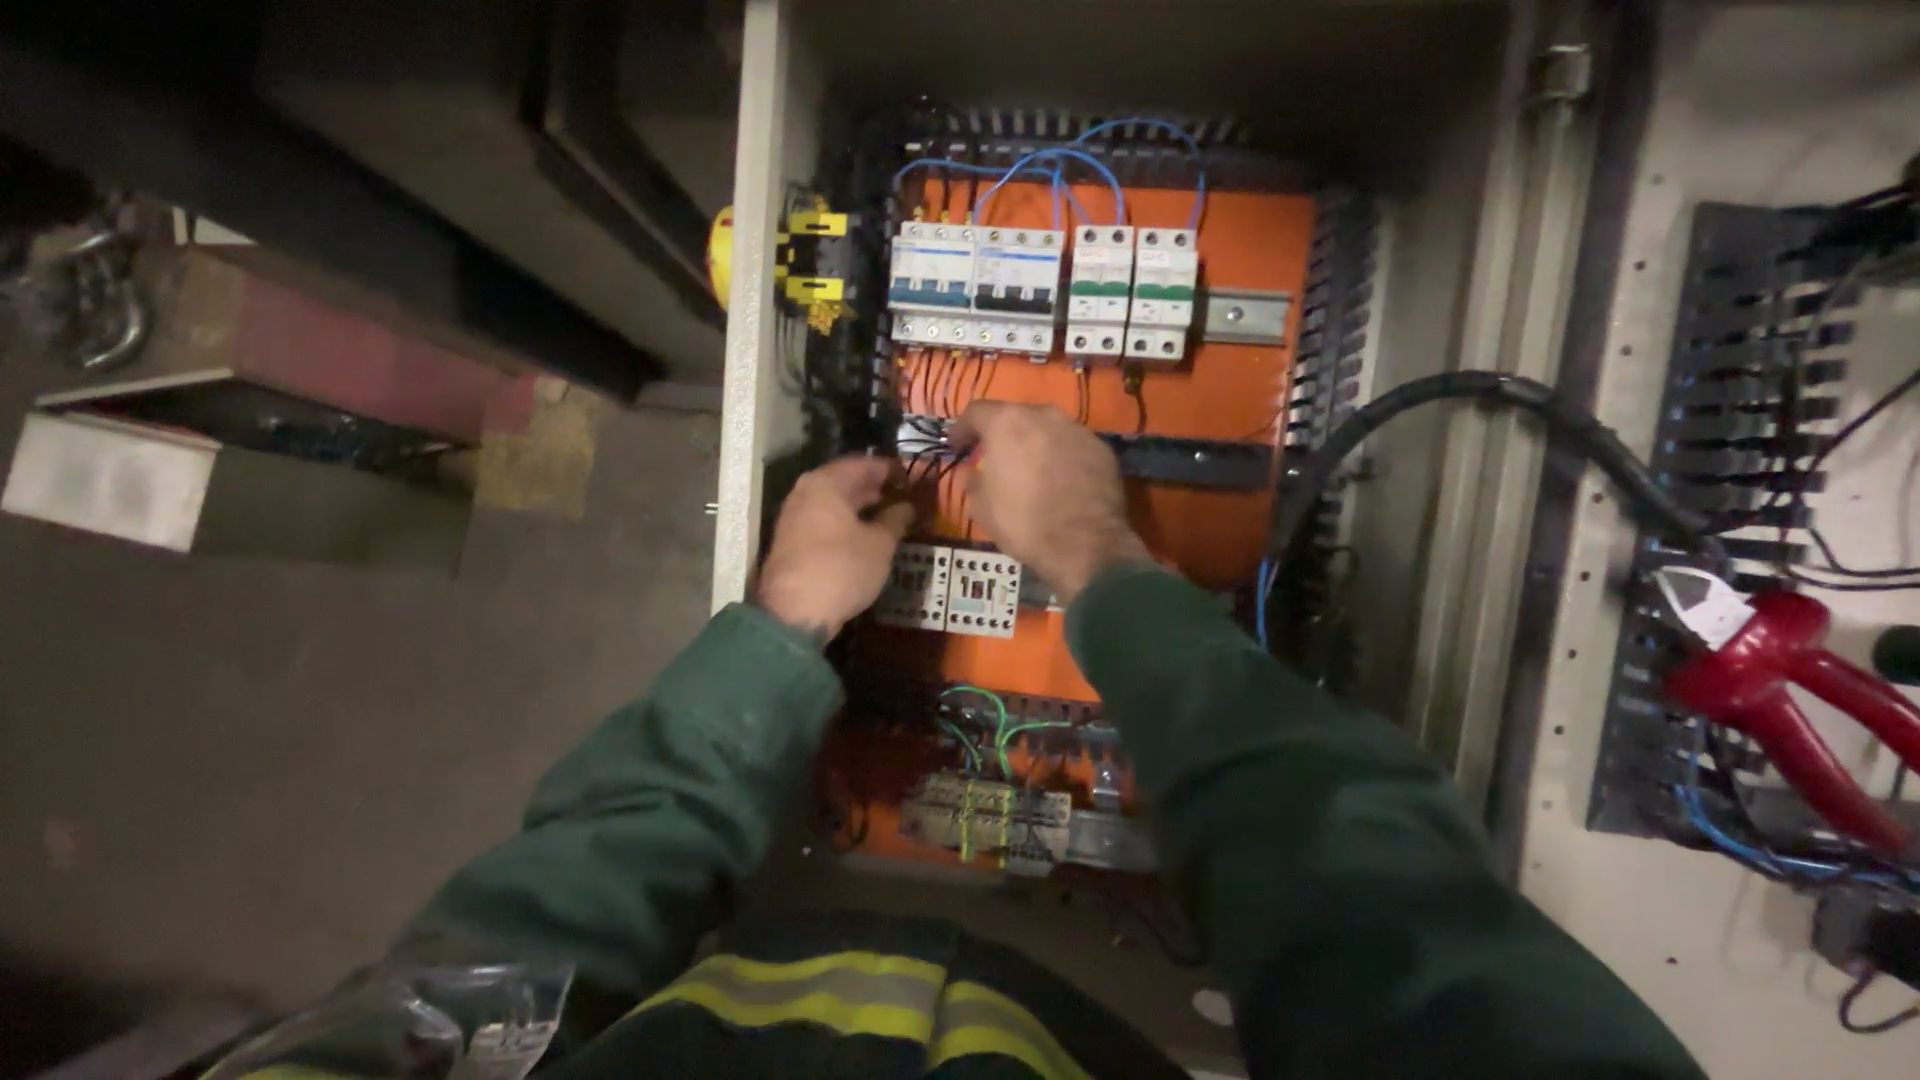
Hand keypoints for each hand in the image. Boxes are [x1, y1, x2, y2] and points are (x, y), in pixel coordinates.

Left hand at [755, 455, 914, 641]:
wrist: (794, 613)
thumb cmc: (842, 568)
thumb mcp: (880, 544)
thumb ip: (895, 520)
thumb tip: (906, 507)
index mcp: (826, 483)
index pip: (862, 463)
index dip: (889, 469)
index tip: (911, 478)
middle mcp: (805, 492)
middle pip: (845, 481)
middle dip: (874, 488)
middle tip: (903, 497)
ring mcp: (795, 517)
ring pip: (834, 502)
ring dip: (861, 507)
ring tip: (889, 517)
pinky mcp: (792, 541)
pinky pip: (825, 521)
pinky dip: (846, 523)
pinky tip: (866, 536)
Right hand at [951, 401, 1148, 604]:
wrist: (1084, 543)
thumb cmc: (1022, 522)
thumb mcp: (981, 506)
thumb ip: (972, 480)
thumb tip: (972, 472)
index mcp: (1007, 423)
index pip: (975, 412)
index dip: (962, 429)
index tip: (956, 447)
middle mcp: (1044, 415)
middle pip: (1015, 416)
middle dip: (1002, 434)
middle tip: (995, 457)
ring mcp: (1077, 429)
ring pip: (1047, 429)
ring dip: (1035, 444)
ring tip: (1031, 469)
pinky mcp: (1101, 448)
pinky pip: (1072, 446)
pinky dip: (1062, 457)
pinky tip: (1060, 481)